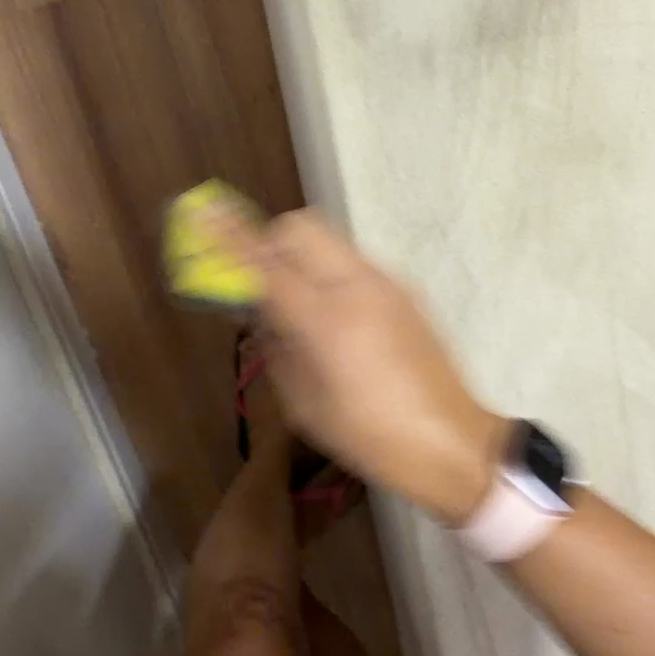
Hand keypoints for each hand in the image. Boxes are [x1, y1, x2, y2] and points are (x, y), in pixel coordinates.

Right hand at [221, 209, 506, 522]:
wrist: (453, 442)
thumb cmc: (370, 438)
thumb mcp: (304, 404)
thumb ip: (276, 346)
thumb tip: (259, 310)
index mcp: (327, 320)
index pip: (266, 265)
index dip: (229, 238)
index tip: (201, 213)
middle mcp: (358, 285)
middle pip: (300, 228)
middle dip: (270, 244)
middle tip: (259, 283)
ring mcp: (387, 282)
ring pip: (328, 241)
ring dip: (301, 258)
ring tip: (297, 306)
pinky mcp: (406, 290)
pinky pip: (352, 263)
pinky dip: (328, 274)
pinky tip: (333, 319)